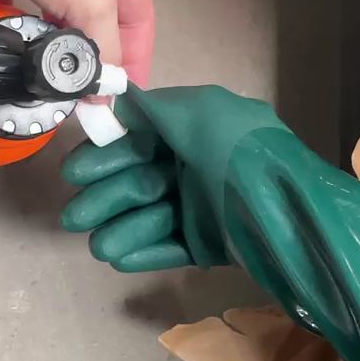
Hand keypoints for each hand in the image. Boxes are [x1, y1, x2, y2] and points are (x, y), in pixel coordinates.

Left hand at [0, 0, 155, 86]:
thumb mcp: (93, 3)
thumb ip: (103, 49)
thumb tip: (105, 92)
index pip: (139, 21)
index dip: (135, 58)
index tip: (123, 93)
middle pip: (98, 12)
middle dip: (90, 49)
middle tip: (79, 85)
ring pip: (57, 1)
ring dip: (54, 31)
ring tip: (45, 62)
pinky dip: (14, 8)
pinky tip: (6, 26)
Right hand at [59, 86, 288, 270]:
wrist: (286, 210)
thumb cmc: (236, 153)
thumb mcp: (198, 112)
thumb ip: (154, 107)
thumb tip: (119, 101)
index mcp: (195, 132)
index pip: (138, 142)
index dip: (104, 156)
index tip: (74, 172)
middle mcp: (195, 167)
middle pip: (138, 182)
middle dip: (104, 199)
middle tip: (73, 219)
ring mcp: (203, 207)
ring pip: (151, 217)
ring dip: (120, 229)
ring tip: (96, 248)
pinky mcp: (210, 244)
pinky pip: (171, 246)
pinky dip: (144, 251)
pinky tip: (118, 258)